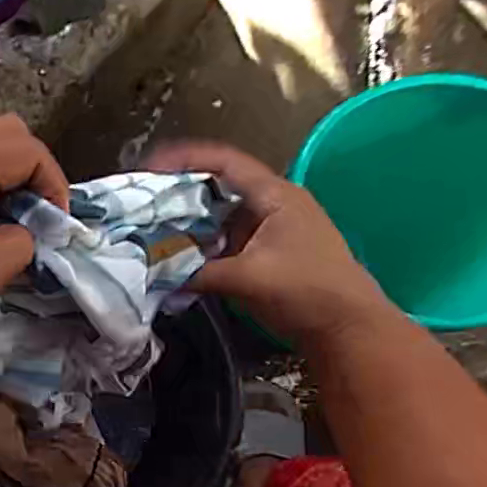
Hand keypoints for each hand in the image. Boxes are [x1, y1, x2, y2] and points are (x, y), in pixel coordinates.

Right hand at [143, 141, 396, 344]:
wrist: (344, 326)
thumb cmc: (305, 291)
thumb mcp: (246, 279)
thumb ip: (196, 273)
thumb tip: (154, 275)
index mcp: (274, 196)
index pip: (224, 163)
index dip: (185, 159)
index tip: (149, 168)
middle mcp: (269, 205)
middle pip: (216, 187)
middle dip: (178, 192)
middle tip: (141, 202)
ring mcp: (266, 230)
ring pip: (216, 216)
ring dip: (184, 221)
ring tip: (149, 228)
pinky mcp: (260, 253)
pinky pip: (220, 240)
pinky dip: (195, 244)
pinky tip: (172, 255)